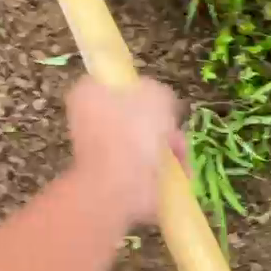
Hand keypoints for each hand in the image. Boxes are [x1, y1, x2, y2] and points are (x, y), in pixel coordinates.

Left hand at [63, 76, 184, 226]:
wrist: (121, 186)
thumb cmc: (133, 132)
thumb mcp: (156, 94)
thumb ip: (160, 92)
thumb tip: (162, 103)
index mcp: (88, 92)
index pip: (117, 84)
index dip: (143, 93)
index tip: (162, 105)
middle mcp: (89, 120)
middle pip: (136, 118)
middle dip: (164, 128)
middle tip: (176, 136)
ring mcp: (101, 152)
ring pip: (145, 145)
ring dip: (168, 152)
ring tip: (181, 161)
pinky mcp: (114, 178)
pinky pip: (145, 168)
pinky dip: (164, 172)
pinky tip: (179, 175)